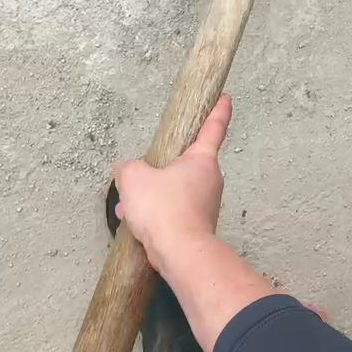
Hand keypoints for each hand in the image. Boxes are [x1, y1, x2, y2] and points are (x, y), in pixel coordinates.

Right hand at [112, 95, 232, 269]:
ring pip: (175, 190)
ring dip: (153, 194)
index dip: (218, 110)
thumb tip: (126, 172)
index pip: (213, 127)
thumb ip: (128, 168)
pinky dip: (155, 213)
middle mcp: (209, 180)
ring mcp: (205, 203)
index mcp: (201, 159)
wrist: (179, 252)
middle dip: (160, 168)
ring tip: (129, 205)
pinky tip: (134, 222)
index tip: (225, 98)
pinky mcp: (197, 224)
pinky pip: (173, 211)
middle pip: (184, 164)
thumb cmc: (164, 210)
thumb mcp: (133, 178)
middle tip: (142, 172)